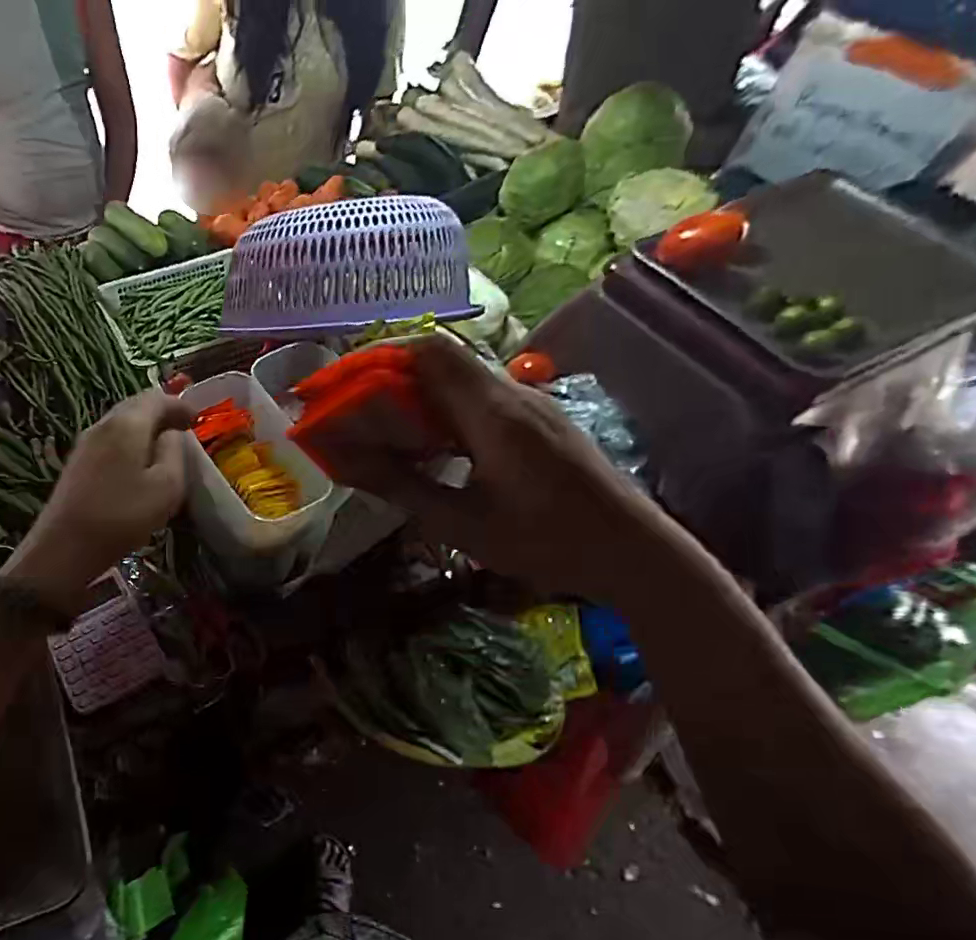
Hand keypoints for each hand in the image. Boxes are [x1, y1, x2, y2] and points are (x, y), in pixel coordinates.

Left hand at [1, 391, 194, 609]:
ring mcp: (86, 442)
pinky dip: (130, 440)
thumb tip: (171, 434)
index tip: (197, 417)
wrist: (66, 546)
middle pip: (135, 405)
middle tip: (182, 425)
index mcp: (128, 424)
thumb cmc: (123, 515)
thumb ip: (175, 453)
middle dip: (161, 411)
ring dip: (144, 426)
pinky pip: (110, 439)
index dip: (179, 405)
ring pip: (121, 422)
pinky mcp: (77, 462)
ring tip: (163, 442)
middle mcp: (103, 424)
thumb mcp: (167, 487)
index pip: (157, 398)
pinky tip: (137, 459)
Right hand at [310, 337, 694, 606]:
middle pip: (440, 363)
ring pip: (458, 384)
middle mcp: (512, 394)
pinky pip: (478, 404)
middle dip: (387, 381)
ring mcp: (529, 406)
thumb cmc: (547, 542)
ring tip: (378, 433)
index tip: (340, 383)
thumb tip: (344, 461)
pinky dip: (440, 416)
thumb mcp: (462, 522)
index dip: (379, 357)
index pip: (430, 351)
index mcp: (493, 411)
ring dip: (414, 400)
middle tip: (348, 412)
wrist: (634, 552)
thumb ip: (401, 486)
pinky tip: (427, 450)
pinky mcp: (538, 424)